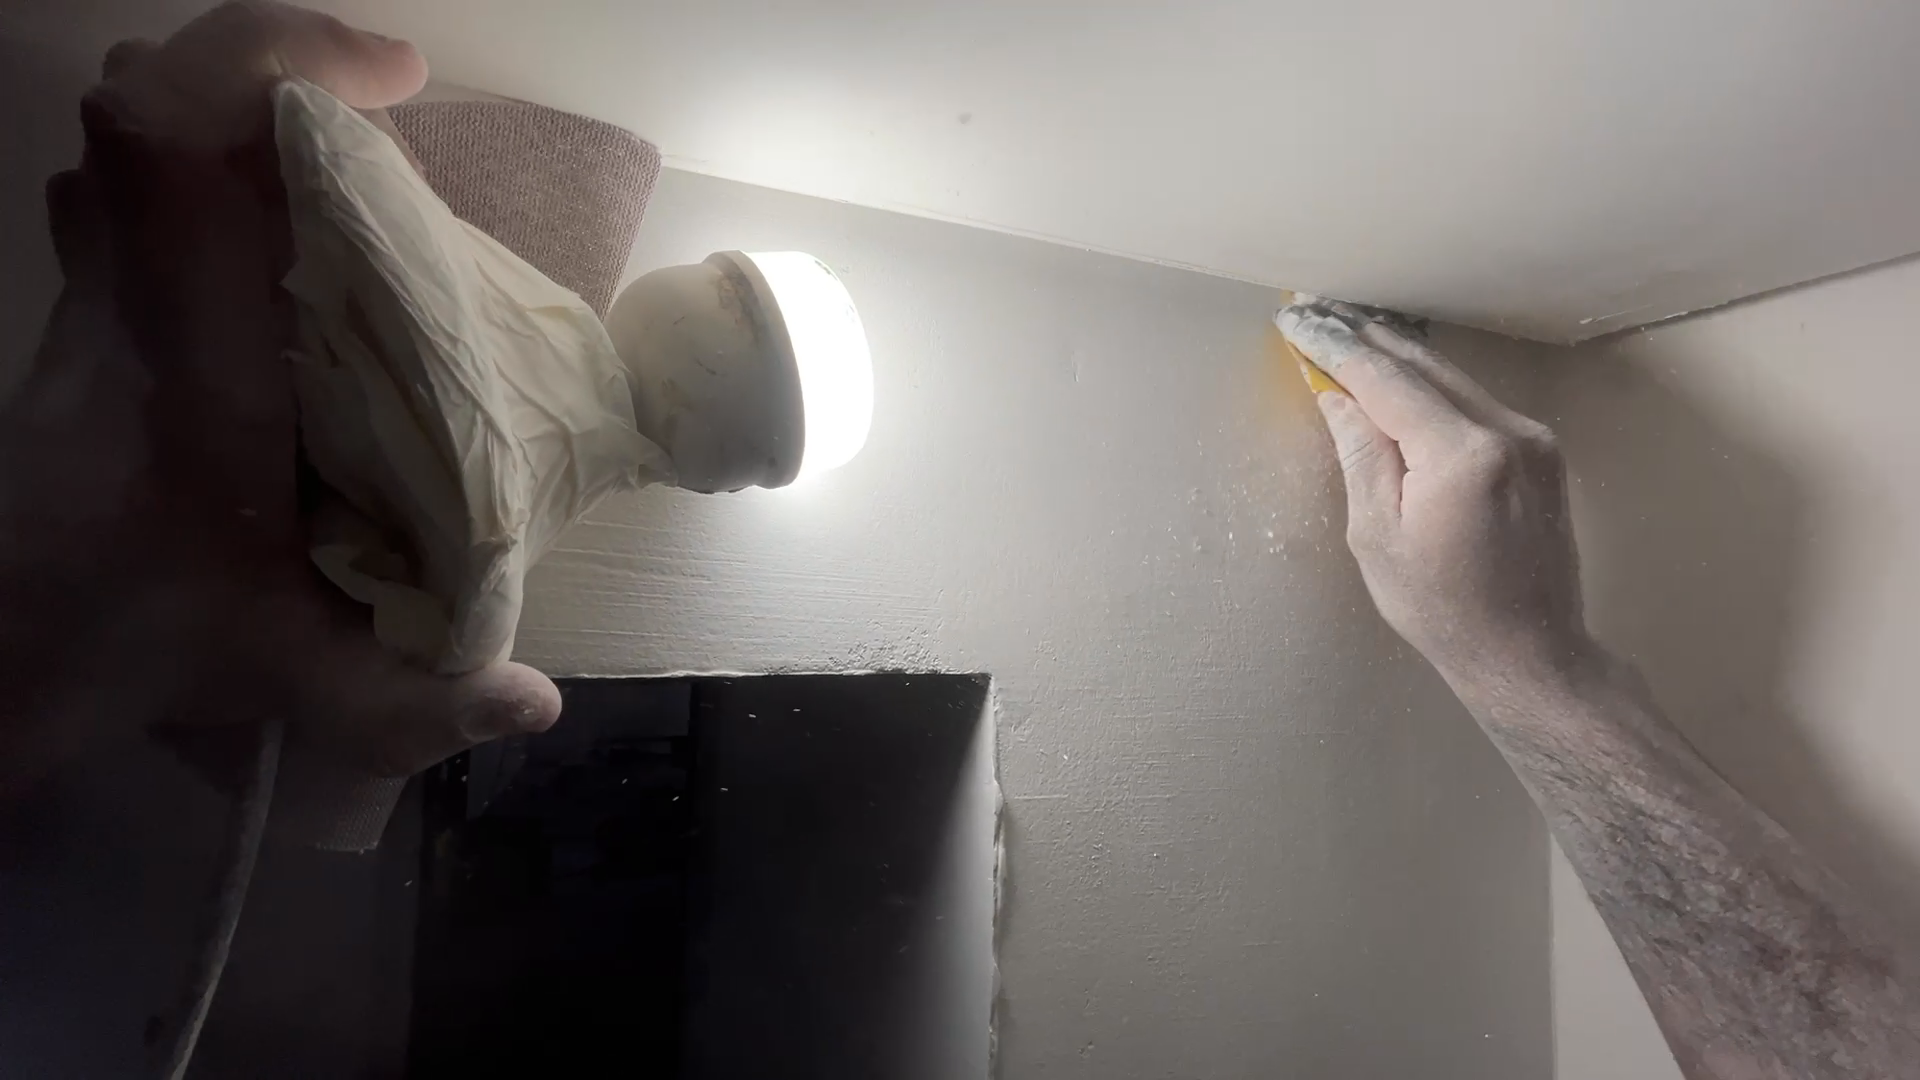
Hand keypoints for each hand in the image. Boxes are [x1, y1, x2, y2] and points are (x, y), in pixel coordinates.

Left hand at [3, 2, 558, 794]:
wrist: (8, 656)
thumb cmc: (164, 657)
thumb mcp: (313, 695)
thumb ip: (426, 704)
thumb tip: (543, 703)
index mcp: (199, 380)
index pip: (182, 158)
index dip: (279, 69)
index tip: (395, 71)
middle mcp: (135, 318)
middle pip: (143, 116)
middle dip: (268, 65)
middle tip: (392, 101)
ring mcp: (99, 310)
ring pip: (125, 143)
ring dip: (236, 110)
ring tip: (355, 148)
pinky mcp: (98, 322)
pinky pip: (129, 191)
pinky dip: (207, 164)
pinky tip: (290, 215)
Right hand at [1275, 298, 1590, 686]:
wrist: (1525, 648)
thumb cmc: (1435, 603)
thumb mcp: (1376, 533)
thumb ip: (1361, 455)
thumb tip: (1340, 397)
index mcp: (1462, 454)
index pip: (1385, 381)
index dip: (1335, 348)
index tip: (1298, 320)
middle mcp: (1508, 430)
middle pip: (1422, 366)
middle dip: (1364, 336)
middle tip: (1316, 310)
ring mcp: (1532, 438)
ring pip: (1450, 377)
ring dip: (1395, 354)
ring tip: (1347, 327)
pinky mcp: (1540, 451)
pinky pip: (1470, 400)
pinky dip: (1426, 383)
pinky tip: (1397, 372)